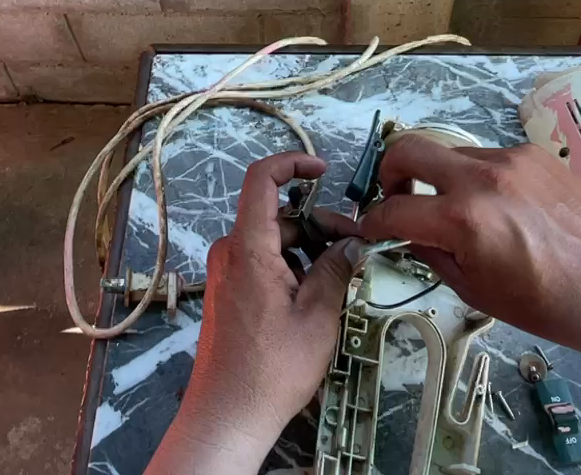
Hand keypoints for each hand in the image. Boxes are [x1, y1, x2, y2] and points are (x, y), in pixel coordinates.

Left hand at [174, 153, 357, 454]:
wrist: (227, 417)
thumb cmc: (271, 369)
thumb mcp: (317, 315)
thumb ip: (336, 269)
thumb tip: (354, 242)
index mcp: (248, 247)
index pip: (262, 179)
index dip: (292, 162)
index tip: (322, 170)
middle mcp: (231, 250)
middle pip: (278, 214)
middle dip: (319, 222)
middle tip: (354, 246)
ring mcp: (227, 270)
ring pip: (274, 239)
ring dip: (308, 247)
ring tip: (340, 274)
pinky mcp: (228, 289)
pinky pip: (263, 259)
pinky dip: (291, 264)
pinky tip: (315, 292)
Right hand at [356, 137, 580, 359]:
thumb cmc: (543, 304)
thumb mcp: (473, 290)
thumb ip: (430, 253)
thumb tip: (405, 232)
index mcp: (463, 219)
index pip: (394, 209)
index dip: (373, 220)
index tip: (370, 226)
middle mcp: (481, 177)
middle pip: (408, 148)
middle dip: (390, 171)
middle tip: (397, 194)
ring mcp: (509, 158)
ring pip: (451, 153)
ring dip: (442, 177)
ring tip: (463, 208)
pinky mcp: (533, 152)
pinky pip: (489, 156)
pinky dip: (480, 177)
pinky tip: (504, 205)